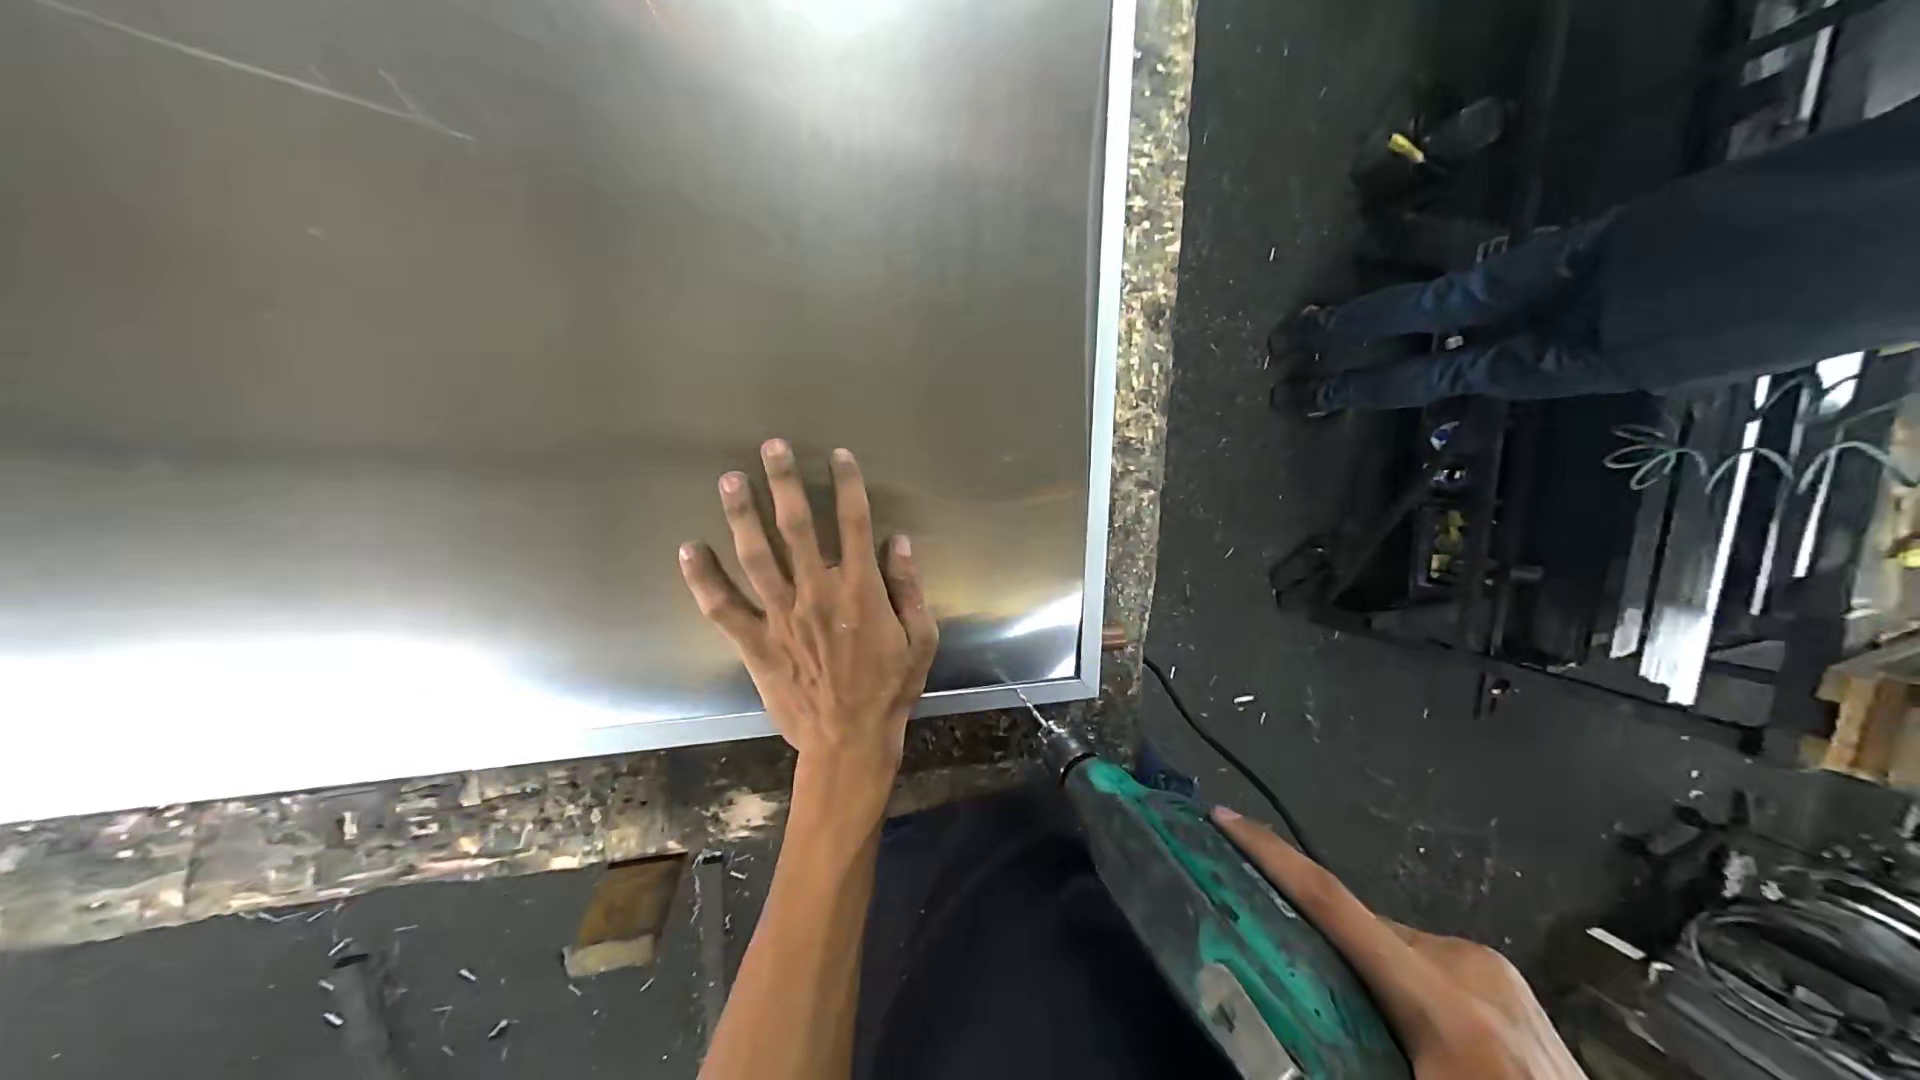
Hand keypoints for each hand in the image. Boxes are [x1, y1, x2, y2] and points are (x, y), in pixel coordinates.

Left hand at [678, 439, 938, 814]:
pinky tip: (688, 549)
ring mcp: (780, 618)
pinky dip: (703, 579)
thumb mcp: (920, 639)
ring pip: (755, 557)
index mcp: (860, 591)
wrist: (849, 741)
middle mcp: (816, 594)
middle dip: (784, 482)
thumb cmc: (889, 689)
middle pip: (796, 527)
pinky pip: (722, 607)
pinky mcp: (755, 643)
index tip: (837, 456)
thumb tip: (898, 542)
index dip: (846, 484)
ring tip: (730, 481)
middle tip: (771, 447)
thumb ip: (909, 588)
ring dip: (741, 515)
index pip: (852, 523)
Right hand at [1211, 807, 1585, 1079]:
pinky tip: (1399, 1022)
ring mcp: (1495, 972)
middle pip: (1360, 924)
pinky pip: (1426, 962)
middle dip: (1313, 931)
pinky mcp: (1511, 986)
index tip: (1225, 818)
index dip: (1273, 857)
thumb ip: (1338, 1054)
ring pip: (1392, 944)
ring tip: (1338, 1006)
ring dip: (1358, 963)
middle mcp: (1469, 967)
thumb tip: (1268, 1043)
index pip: (1334, 905)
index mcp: (1443, 1004)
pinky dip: (1396, 978)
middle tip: (1272, 955)